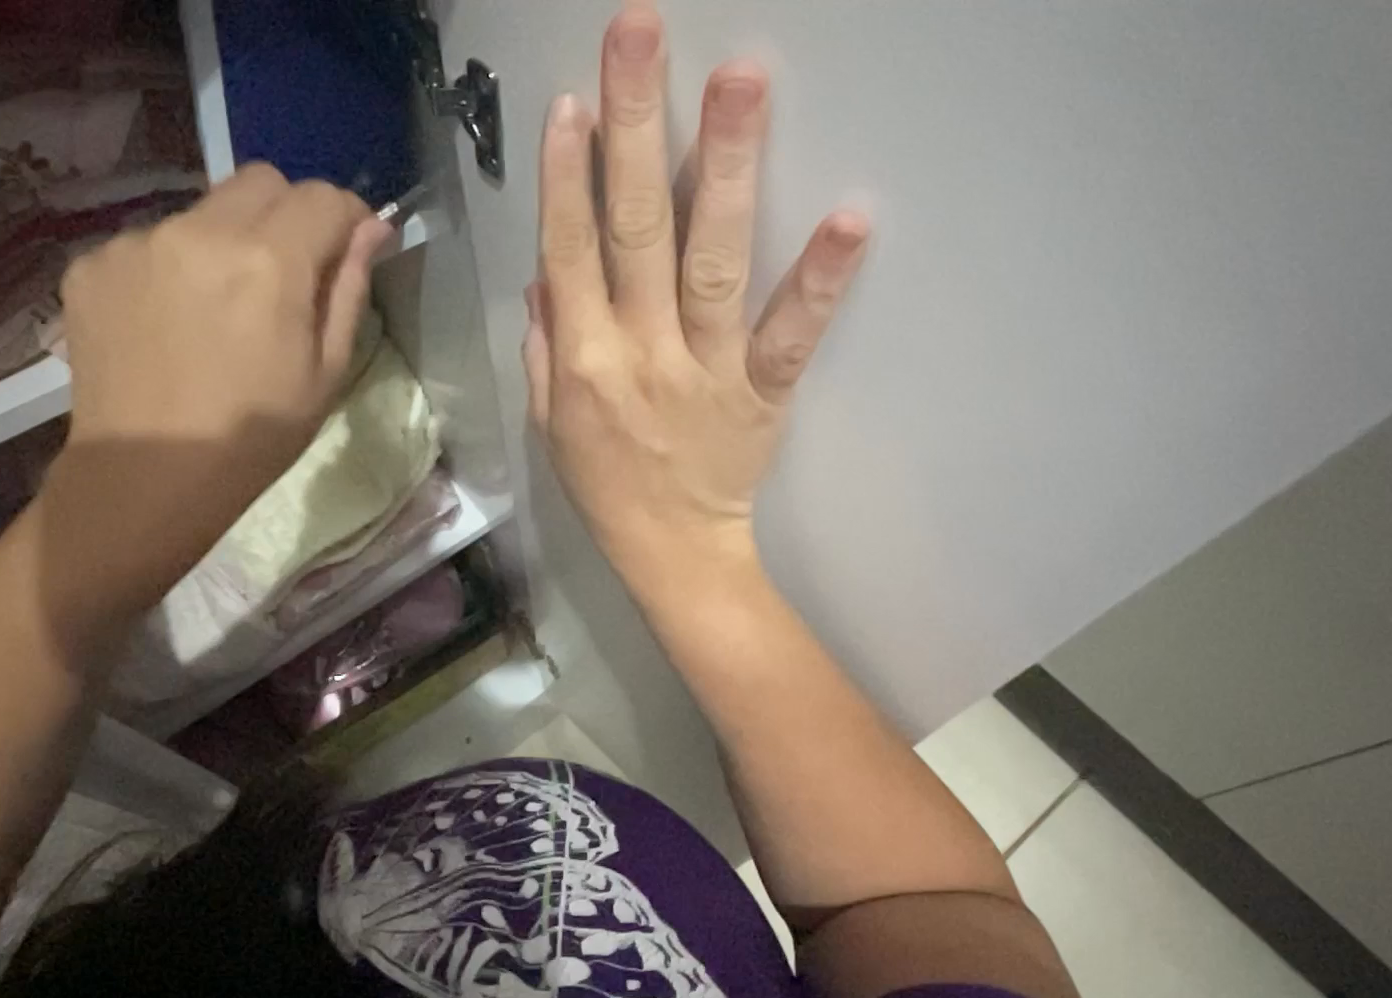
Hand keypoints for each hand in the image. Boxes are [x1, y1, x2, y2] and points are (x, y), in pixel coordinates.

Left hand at [42, 165, 392, 607]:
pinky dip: (175, 267)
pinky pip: (152, 242)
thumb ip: (350, 288)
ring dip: (228, 241)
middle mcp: (200, 231)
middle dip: (289, 214)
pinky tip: (173, 323)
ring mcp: (137, 243)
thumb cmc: (255, 436)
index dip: (347, 216)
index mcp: (270, 262)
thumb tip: (371, 229)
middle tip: (290, 274)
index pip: (323, 197)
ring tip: (222, 309)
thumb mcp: (326, 371)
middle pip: (261, 182)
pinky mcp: (92, 264)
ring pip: (204, 211)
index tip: (351, 246)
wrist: (147, 477)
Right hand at [526, 6, 868, 585]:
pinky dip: (817, 280)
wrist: (672, 551)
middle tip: (641, 35)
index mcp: (581, 360)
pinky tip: (848, 218)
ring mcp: (704, 371)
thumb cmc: (606, 486)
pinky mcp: (761, 393)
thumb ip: (543, 344)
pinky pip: (790, 336)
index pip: (569, 251)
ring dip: (721, 169)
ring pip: (710, 263)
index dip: (568, 175)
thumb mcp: (550, 424)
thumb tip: (544, 270)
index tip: (575, 99)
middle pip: (634, 232)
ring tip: (739, 82)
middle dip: (633, 128)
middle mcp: (639, 353)